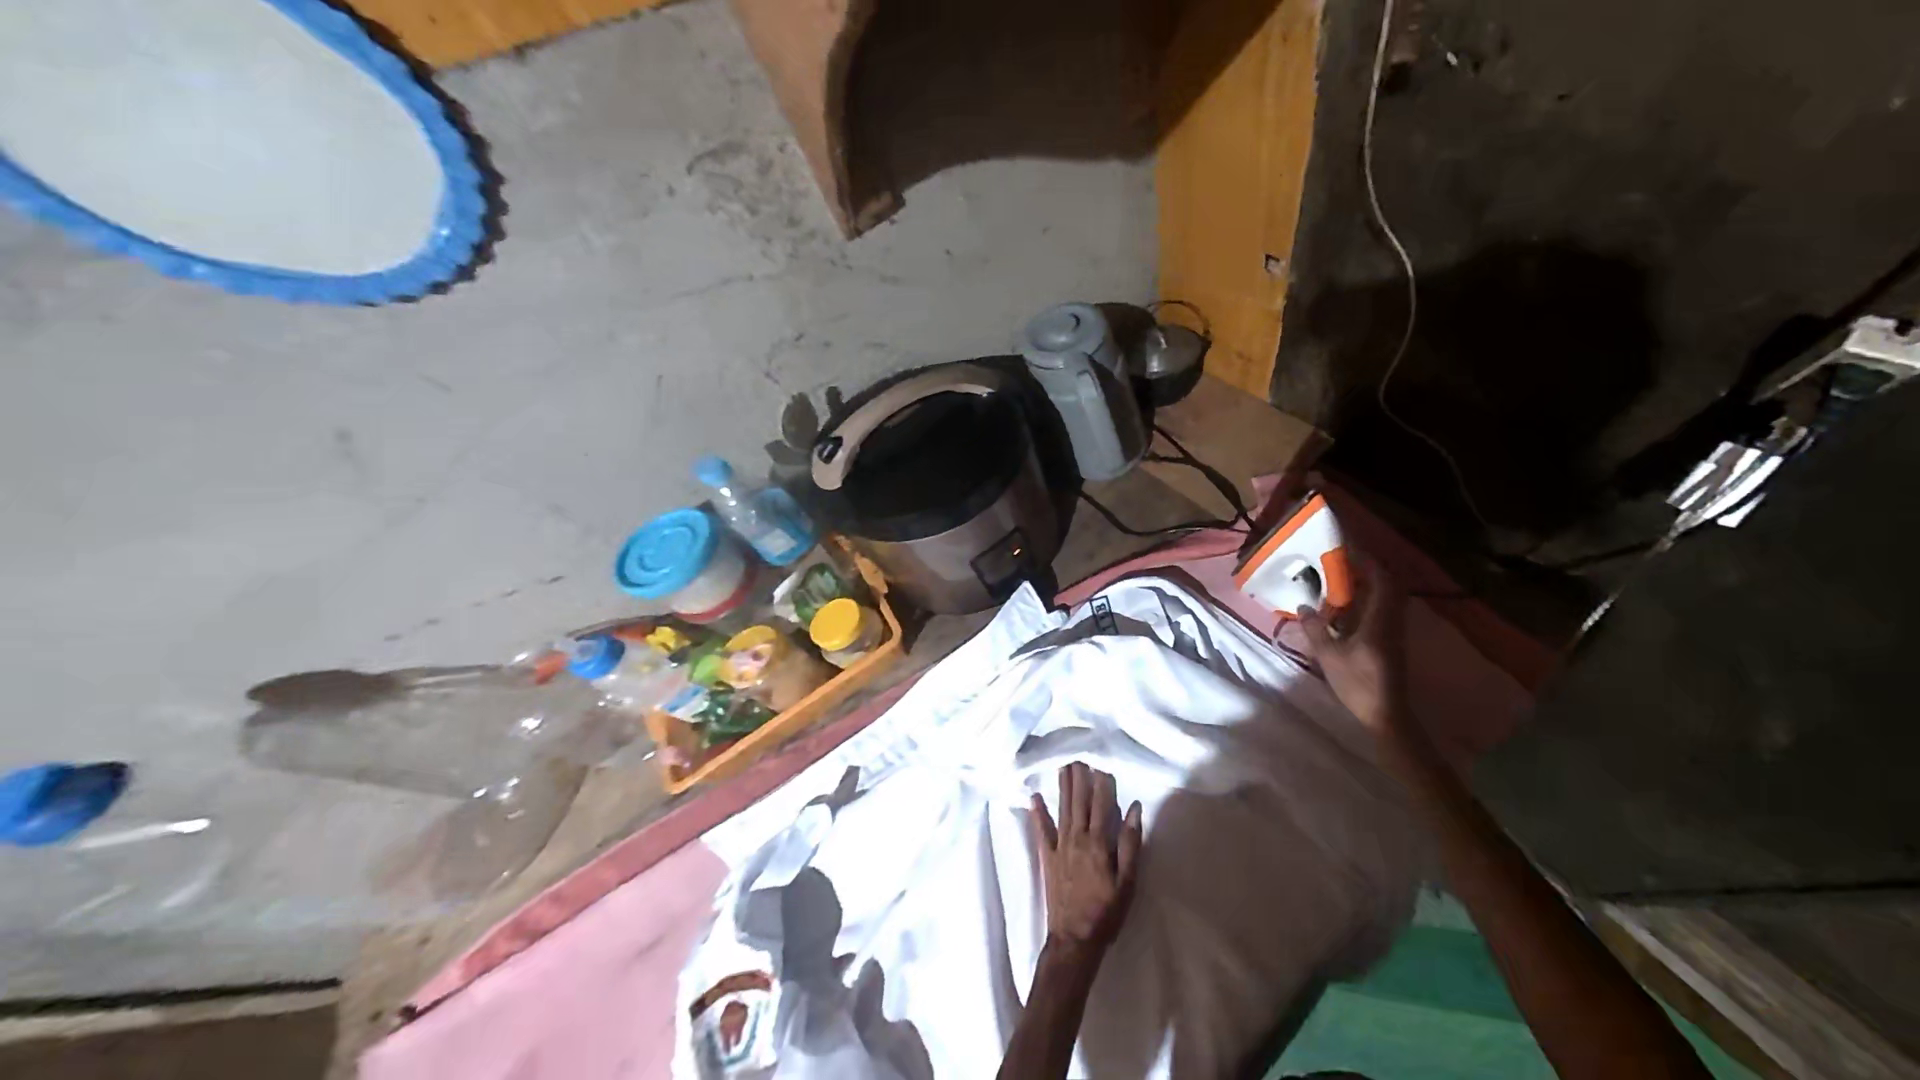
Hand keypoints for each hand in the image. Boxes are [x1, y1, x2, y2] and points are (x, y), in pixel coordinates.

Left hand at [1029, 763, 1141, 952]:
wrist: (1074, 938)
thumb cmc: (1107, 912)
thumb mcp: (1127, 882)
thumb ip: (1129, 844)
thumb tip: (1134, 809)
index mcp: (1098, 843)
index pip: (1101, 805)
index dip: (1102, 783)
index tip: (1102, 762)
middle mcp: (1076, 838)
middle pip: (1079, 801)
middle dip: (1080, 778)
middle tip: (1078, 754)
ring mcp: (1059, 846)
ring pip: (1062, 809)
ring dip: (1063, 787)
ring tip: (1063, 766)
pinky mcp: (1047, 857)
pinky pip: (1041, 830)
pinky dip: (1038, 813)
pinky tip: (1034, 797)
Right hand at [1298, 562, 1409, 737]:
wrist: (1386, 715)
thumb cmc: (1357, 683)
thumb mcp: (1329, 656)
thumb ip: (1316, 628)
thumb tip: (1304, 606)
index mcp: (1379, 621)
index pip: (1381, 581)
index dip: (1367, 561)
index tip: (1347, 549)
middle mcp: (1392, 621)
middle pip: (1388, 585)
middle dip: (1368, 569)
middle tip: (1343, 561)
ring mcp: (1394, 632)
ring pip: (1386, 597)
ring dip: (1368, 584)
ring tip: (1341, 579)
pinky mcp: (1390, 641)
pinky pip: (1382, 610)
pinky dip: (1367, 600)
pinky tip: (1346, 606)